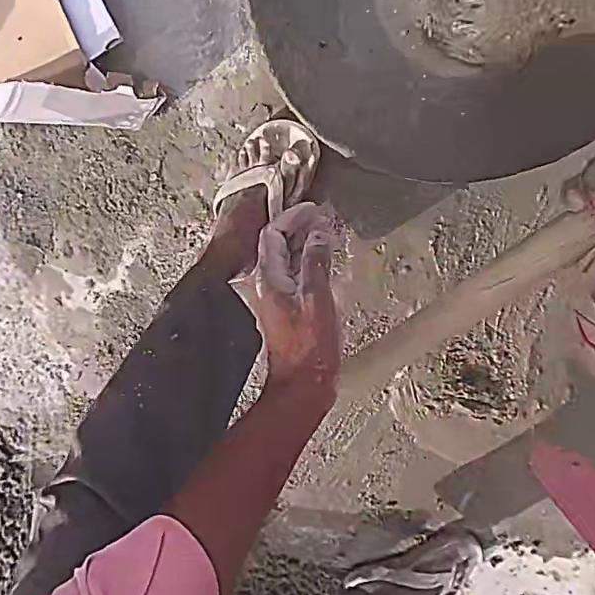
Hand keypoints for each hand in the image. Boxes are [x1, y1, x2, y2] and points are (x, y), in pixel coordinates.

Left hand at [254, 202, 344, 395]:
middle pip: (277, 244)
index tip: (314, 210)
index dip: (292, 217)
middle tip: (324, 218)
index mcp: (268, 279)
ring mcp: (275, 297)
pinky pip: (294, 273)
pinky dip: (309, 261)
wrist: (303, 385)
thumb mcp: (317, 298)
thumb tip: (319, 233)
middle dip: (300, 226)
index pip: (272, 234)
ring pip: (287, 258)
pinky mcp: (286, 308)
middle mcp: (267, 285)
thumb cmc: (310, 348)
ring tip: (328, 233)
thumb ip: (316, 262)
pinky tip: (326, 262)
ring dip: (305, 242)